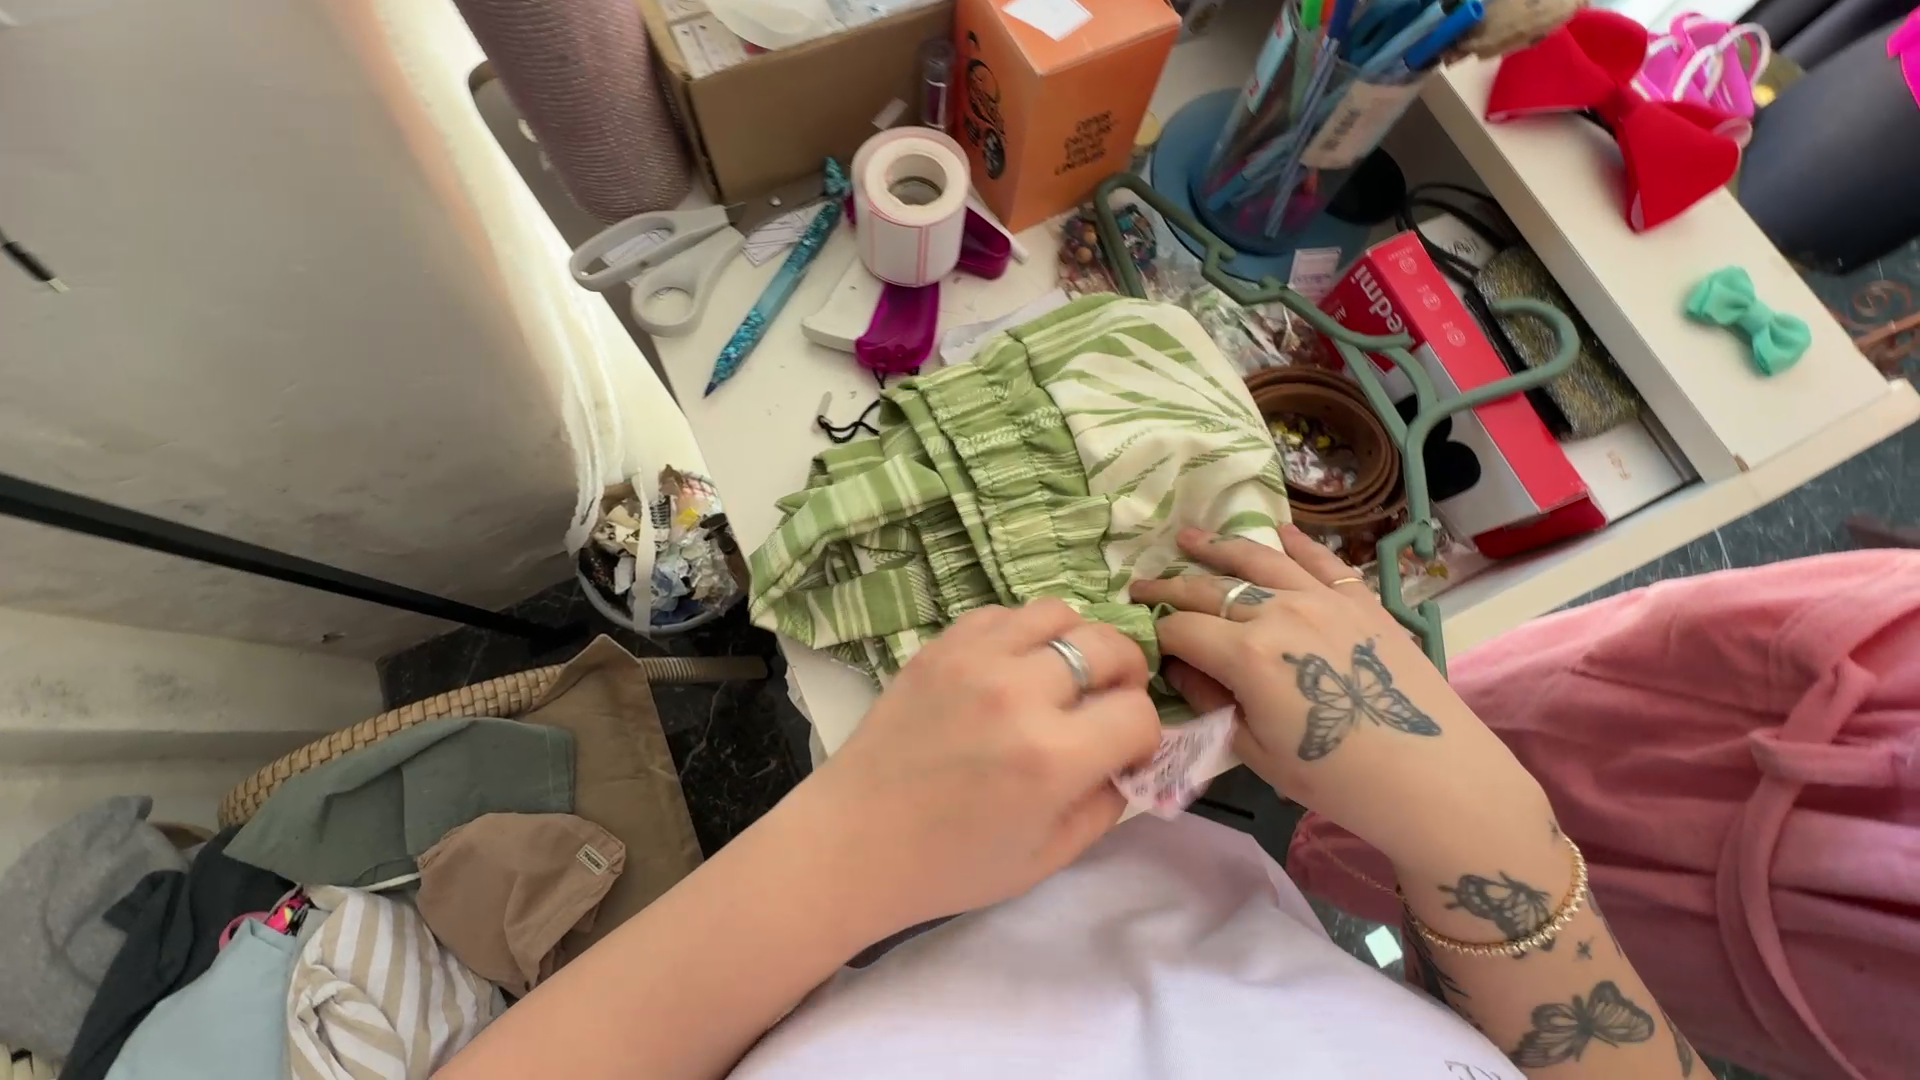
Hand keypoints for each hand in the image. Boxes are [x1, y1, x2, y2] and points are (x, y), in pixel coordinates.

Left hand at [800, 599, 1161, 933]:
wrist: (854, 840)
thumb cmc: (951, 864)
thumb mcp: (1049, 856)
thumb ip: (1107, 803)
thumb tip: (1131, 756)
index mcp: (1051, 756)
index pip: (1137, 712)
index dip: (1144, 735)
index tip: (1126, 751)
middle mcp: (1018, 692)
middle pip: (1109, 645)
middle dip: (1127, 674)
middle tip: (1110, 700)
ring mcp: (974, 659)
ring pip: (1058, 612)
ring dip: (1077, 641)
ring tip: (1064, 673)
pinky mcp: (938, 646)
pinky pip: (1002, 614)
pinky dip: (1022, 633)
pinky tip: (1013, 666)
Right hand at [1129, 525, 1466, 812]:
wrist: (1438, 781)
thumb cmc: (1337, 780)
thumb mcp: (1256, 751)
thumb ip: (1210, 701)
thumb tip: (1180, 668)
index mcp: (1247, 655)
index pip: (1180, 629)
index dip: (1154, 633)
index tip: (1142, 639)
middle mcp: (1279, 612)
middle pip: (1208, 589)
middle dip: (1167, 586)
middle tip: (1138, 583)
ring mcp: (1323, 599)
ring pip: (1257, 560)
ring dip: (1216, 547)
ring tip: (1187, 537)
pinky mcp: (1361, 601)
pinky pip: (1321, 560)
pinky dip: (1297, 542)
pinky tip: (1278, 530)